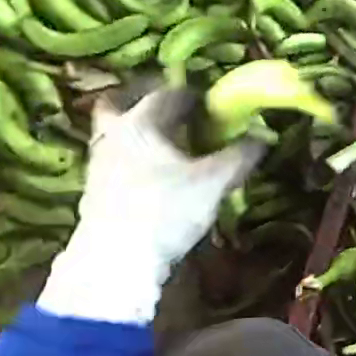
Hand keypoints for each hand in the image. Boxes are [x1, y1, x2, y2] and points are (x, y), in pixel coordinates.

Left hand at [37, 89, 264, 324]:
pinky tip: (146, 178)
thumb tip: (262, 138)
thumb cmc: (165, 210)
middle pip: (118, 104)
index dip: (190, 95)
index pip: (166, 95)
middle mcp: (113, 136)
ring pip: (111, 135)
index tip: (208, 101)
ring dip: (133, 133)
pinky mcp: (93, 193)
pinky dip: (128, 161)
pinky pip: (111, 163)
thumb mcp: (212, 183)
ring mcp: (98, 165)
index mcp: (141, 123)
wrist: (116, 260)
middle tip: (166, 109)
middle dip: (141, 101)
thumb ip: (238, 157)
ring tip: (159, 145)